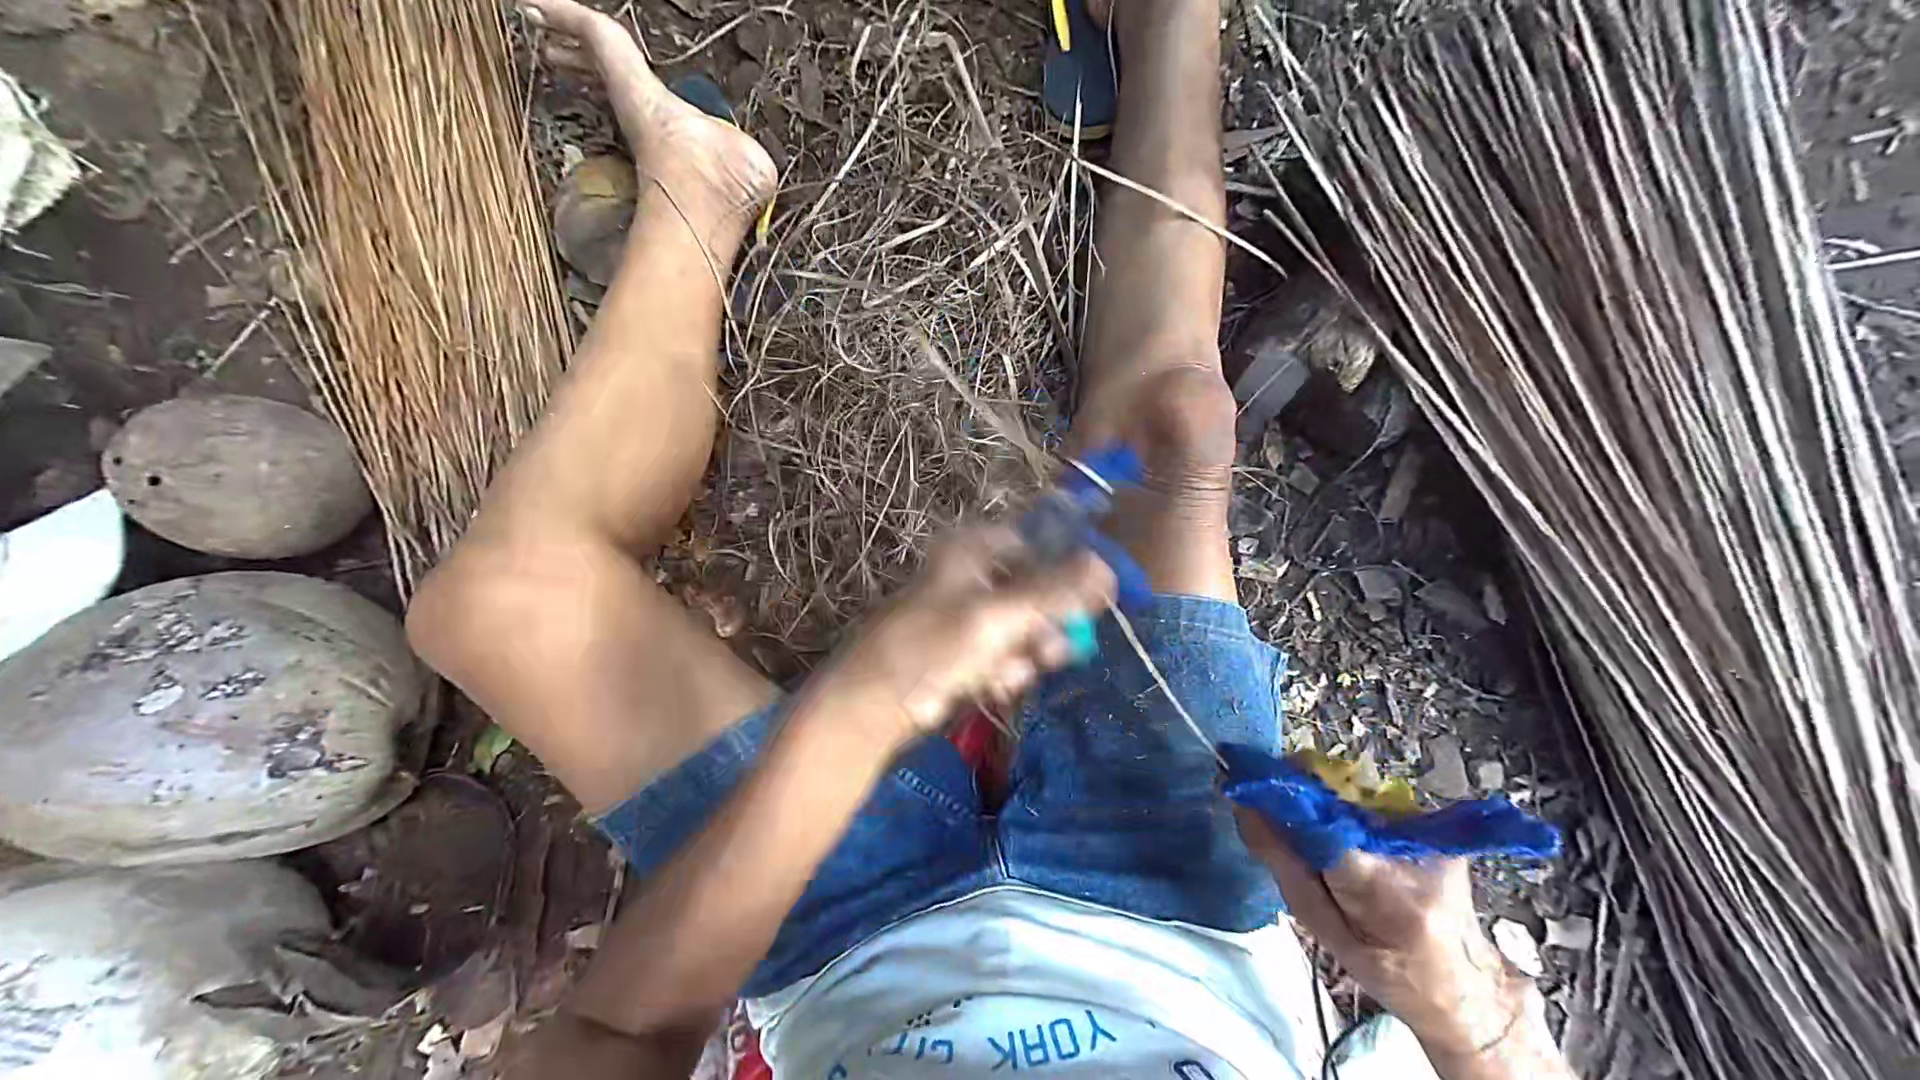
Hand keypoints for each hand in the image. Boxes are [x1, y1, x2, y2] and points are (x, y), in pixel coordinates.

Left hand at [821, 524, 1115, 746]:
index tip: (1091, 597)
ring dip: (1025, 651)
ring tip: (1012, 673)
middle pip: (1032, 587)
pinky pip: (1000, 652)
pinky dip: (1002, 668)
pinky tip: (993, 685)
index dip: (1065, 566)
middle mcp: (969, 574)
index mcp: (971, 550)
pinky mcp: (960, 651)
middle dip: (1045, 622)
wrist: (868, 707)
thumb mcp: (998, 617)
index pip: (1035, 541)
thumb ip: (1054, 592)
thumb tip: (1106, 565)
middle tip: (1053, 651)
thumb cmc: (930, 650)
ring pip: (1020, 625)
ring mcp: (964, 614)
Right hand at [1234, 808, 1535, 1060]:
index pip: (1322, 822)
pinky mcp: (1433, 823)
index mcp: (1384, 891)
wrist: (1465, 985)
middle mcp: (1412, 852)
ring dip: (1319, 799)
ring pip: (1350, 789)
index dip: (1281, 796)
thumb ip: (1281, 861)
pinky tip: (1344, 833)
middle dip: (1296, 793)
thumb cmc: (1385, 967)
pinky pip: (1369, 797)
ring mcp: (1428, 832)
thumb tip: (1243, 803)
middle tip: (1270, 809)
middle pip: (1335, 795)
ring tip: (1312, 831)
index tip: (1243, 780)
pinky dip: (1344, 806)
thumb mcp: (1321, 928)